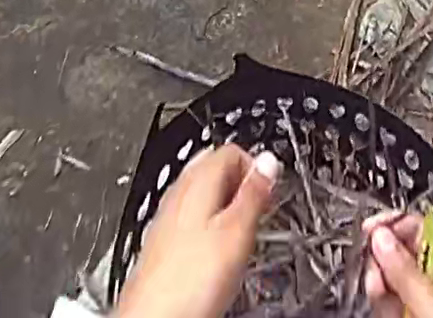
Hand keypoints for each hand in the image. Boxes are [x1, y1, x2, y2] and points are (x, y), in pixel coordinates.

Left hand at [114, 145, 280, 317]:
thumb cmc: (189, 282)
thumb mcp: (237, 232)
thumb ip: (254, 193)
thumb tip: (268, 161)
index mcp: (198, 178)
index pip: (233, 150)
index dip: (256, 169)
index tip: (268, 192)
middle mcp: (180, 190)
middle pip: (217, 168)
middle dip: (241, 186)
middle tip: (257, 213)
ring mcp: (169, 214)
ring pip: (205, 194)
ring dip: (227, 208)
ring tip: (240, 236)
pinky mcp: (163, 240)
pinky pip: (193, 218)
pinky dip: (210, 227)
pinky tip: (215, 254)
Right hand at [362, 213, 432, 317]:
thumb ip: (407, 273)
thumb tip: (381, 235)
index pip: (423, 231)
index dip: (395, 225)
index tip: (371, 229)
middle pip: (403, 253)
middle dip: (383, 255)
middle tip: (371, 263)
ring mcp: (425, 310)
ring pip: (392, 279)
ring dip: (378, 278)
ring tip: (373, 287)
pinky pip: (388, 304)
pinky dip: (378, 300)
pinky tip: (376, 302)